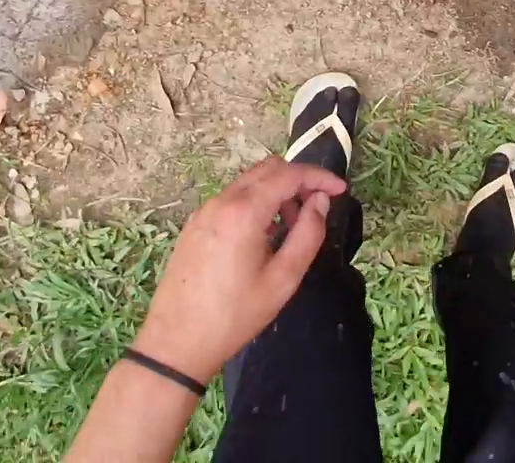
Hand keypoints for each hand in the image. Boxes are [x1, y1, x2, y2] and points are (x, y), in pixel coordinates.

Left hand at [130, 157, 345, 384]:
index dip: (319, 177)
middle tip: (318, 206)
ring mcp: (204, 211)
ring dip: (277, 191)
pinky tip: (263, 234)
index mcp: (244, 212)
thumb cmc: (234, 316)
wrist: (175, 346)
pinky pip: (233, 198)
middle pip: (268, 169)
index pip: (289, 175)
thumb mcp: (283, 280)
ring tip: (292, 226)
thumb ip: (308, 234)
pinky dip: (256, 202)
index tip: (340, 190)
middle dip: (298, 180)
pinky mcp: (195, 225)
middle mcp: (222, 201)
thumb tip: (321, 202)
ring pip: (249, 182)